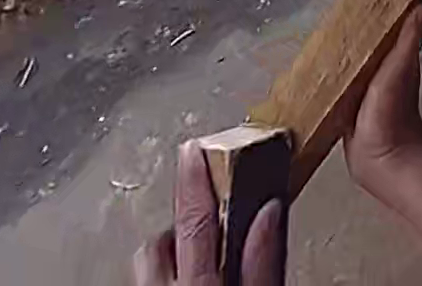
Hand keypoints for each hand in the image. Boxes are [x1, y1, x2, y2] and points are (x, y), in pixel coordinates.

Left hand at [134, 139, 285, 285]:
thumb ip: (265, 263)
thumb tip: (271, 208)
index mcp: (197, 285)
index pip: (193, 221)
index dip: (193, 182)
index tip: (192, 149)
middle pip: (157, 243)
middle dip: (180, 222)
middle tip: (211, 208)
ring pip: (150, 264)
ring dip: (173, 250)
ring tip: (202, 246)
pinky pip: (151, 280)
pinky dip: (169, 270)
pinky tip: (189, 273)